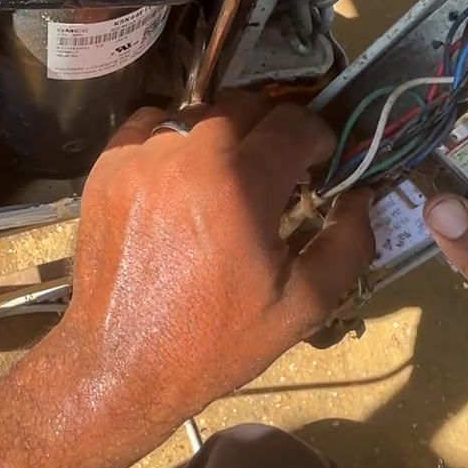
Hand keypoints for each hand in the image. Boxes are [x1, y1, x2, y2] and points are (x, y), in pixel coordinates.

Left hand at [47, 92, 374, 437]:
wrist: (122, 361)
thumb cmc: (214, 339)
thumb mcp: (302, 305)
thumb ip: (347, 243)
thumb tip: (360, 195)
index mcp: (240, 184)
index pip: (293, 124)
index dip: (317, 137)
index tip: (319, 160)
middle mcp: (188, 155)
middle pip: (246, 107)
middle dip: (273, 128)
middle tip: (278, 166)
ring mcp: (141, 156)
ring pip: (198, 113)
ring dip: (224, 132)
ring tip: (227, 172)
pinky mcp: (107, 166)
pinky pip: (149, 124)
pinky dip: (173, 135)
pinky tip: (180, 171)